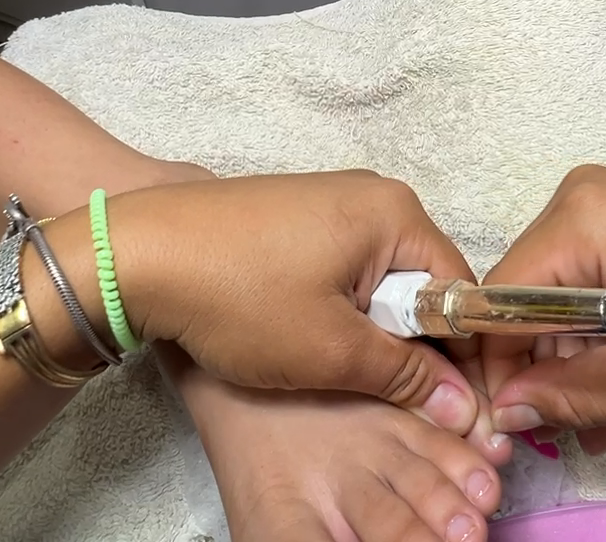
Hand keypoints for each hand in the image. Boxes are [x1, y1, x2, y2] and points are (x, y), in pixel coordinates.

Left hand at [105, 172, 486, 434]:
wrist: (142, 250)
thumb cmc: (242, 295)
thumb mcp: (329, 349)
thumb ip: (405, 375)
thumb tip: (462, 405)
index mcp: (397, 213)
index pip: (460, 291)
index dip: (462, 359)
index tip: (455, 411)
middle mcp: (375, 193)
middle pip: (422, 281)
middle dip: (412, 342)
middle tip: (387, 393)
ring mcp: (335, 197)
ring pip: (382, 276)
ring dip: (373, 326)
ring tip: (339, 364)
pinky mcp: (302, 210)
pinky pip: (348, 262)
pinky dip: (342, 303)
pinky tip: (309, 330)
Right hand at [479, 165, 605, 436]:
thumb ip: (571, 394)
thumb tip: (506, 410)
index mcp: (581, 219)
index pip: (498, 296)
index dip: (496, 364)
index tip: (511, 424)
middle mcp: (579, 195)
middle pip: (524, 291)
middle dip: (538, 364)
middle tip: (570, 432)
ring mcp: (603, 199)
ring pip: (552, 287)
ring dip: (568, 352)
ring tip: (602, 416)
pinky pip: (581, 271)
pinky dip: (590, 323)